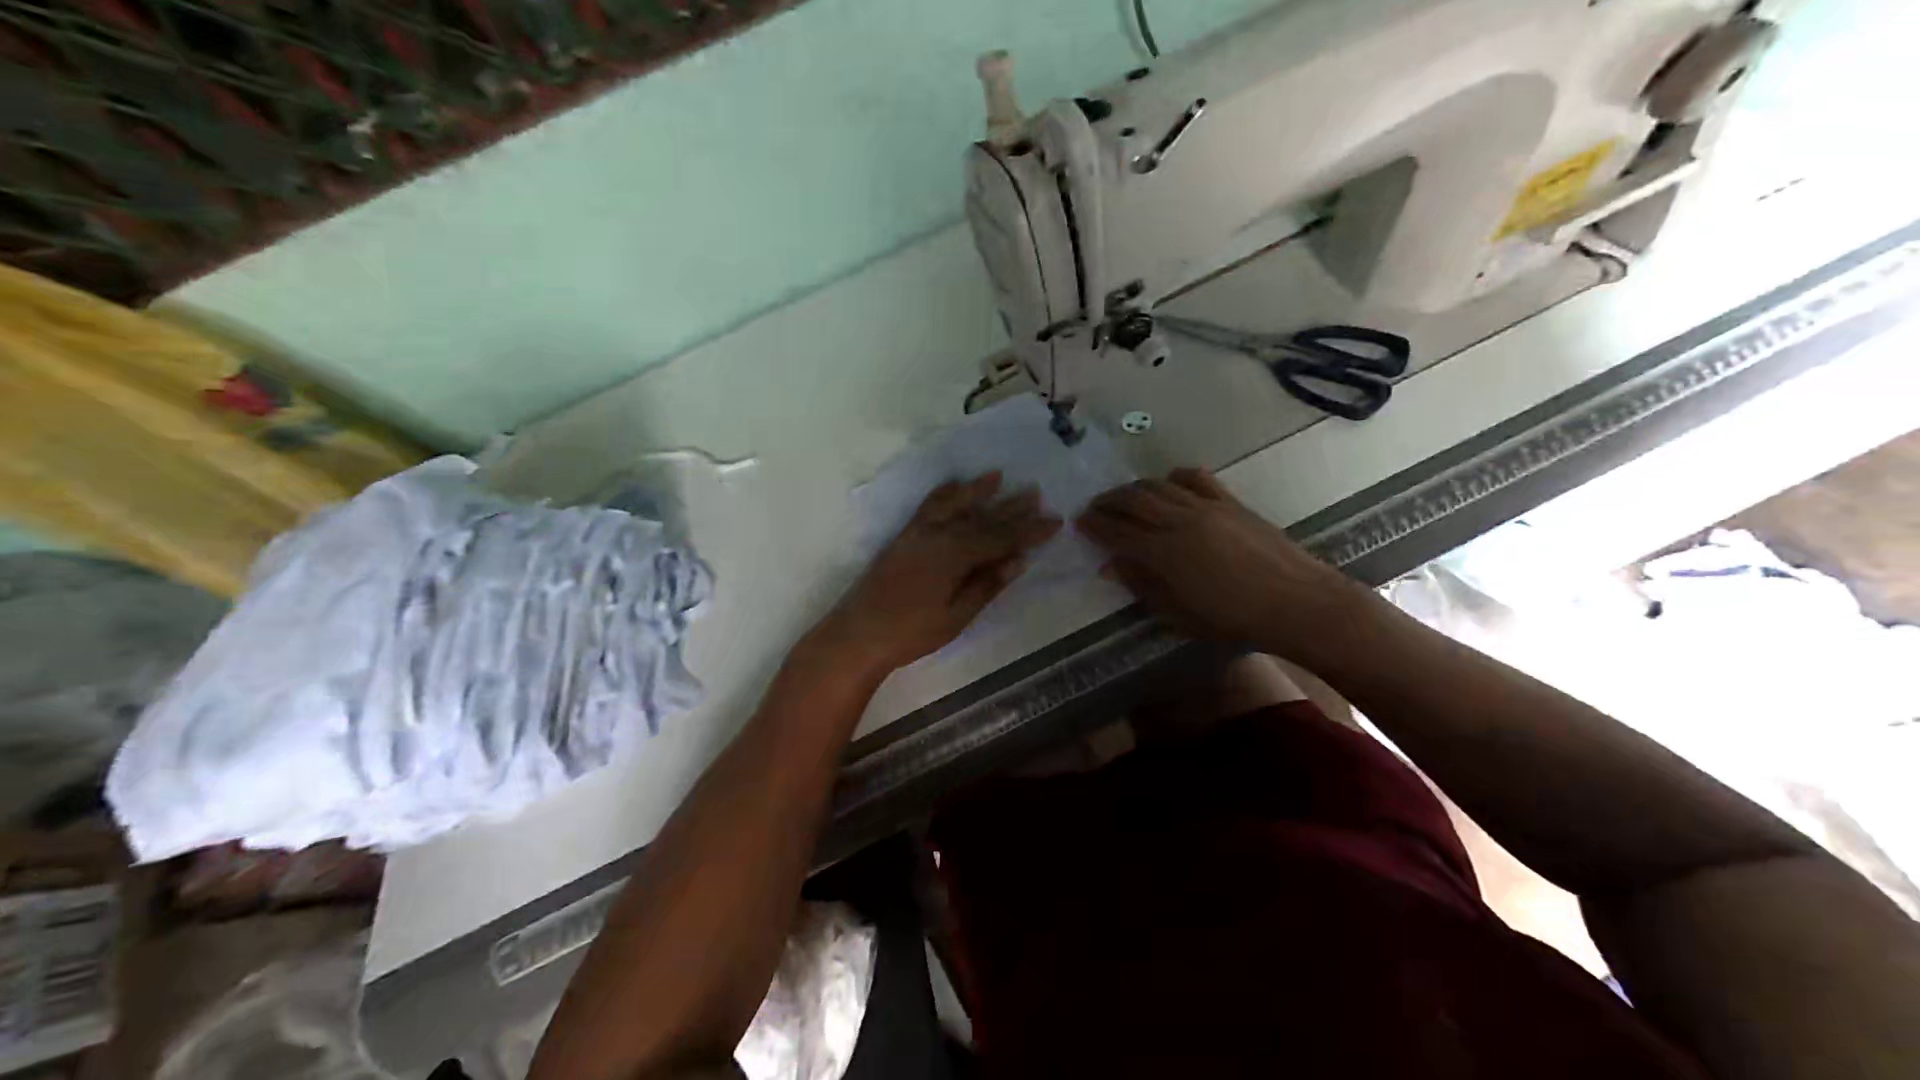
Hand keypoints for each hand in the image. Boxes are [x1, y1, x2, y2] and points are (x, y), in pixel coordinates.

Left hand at [812, 472, 1061, 673]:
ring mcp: (918, 532)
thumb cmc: (912, 633)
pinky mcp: (904, 536)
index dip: (1030, 530)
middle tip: (1037, 493)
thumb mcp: (957, 616)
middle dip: (1011, 507)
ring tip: (999, 476)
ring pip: (955, 505)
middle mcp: (939, 534)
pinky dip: (944, 493)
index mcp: (956, 555)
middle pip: (983, 518)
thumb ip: (987, 584)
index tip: (1055, 521)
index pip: (1002, 538)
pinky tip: (955, 486)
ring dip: (978, 490)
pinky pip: (928, 506)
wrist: (858, 634)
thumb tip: (1020, 560)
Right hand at [1076, 468, 1370, 656]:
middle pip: (1133, 500)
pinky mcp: (1230, 502)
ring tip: (1123, 496)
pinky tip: (1168, 483)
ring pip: (1159, 486)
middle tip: (1094, 507)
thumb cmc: (1234, 620)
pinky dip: (1174, 477)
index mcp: (1164, 553)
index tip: (1079, 522)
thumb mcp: (1179, 614)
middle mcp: (1180, 521)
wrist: (1297, 603)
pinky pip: (1196, 479)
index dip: (1094, 525)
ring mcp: (1206, 507)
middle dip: (1108, 501)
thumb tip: (1111, 566)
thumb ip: (1143, 586)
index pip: (1117, 531)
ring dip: (1135, 488)